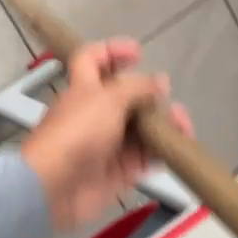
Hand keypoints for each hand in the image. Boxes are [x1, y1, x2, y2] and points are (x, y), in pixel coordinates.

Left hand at [20, 39, 190, 229]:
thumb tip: (159, 81)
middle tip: (169, 101)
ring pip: (139, 129)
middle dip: (150, 96)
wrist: (55, 186)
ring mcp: (105, 144)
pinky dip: (160, 154)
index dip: (112, 51)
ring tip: (182, 127)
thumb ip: (136, 87)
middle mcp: (92, 114)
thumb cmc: (76, 133)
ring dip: (162, 126)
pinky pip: (143, 159)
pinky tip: (176, 151)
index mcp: (82, 89)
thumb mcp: (107, 99)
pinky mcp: (116, 172)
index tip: (138, 53)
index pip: (91, 60)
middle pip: (124, 98)